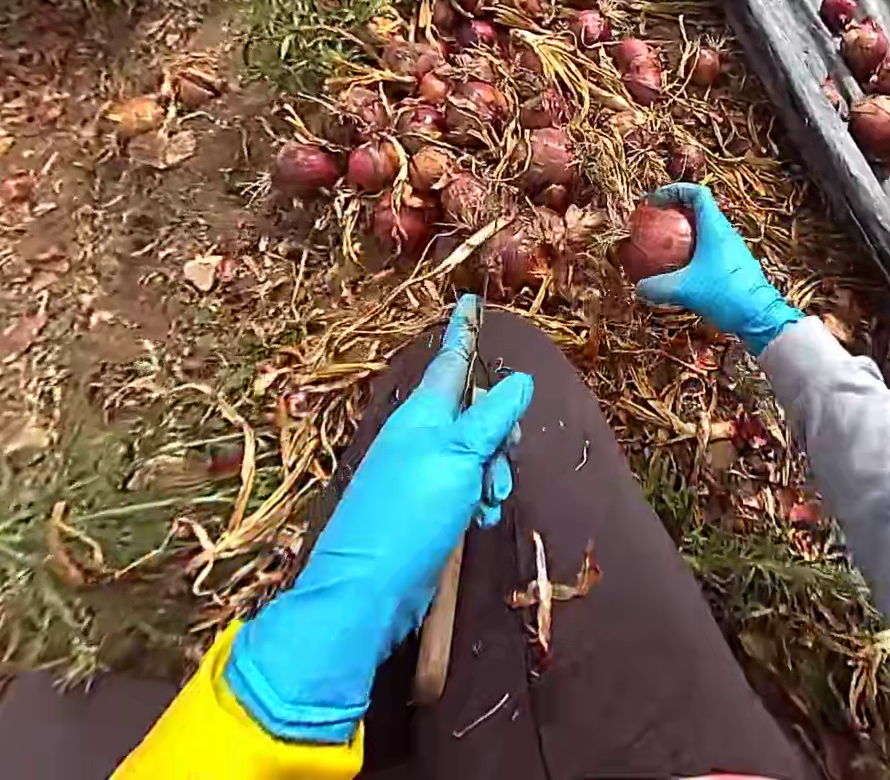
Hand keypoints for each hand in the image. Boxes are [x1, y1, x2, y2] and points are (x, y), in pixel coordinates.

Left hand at [226, 295, 533, 742]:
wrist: (368, 587)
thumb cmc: (412, 510)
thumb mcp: (459, 456)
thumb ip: (490, 417)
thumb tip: (520, 380)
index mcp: (425, 411)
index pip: (452, 359)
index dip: (464, 330)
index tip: (469, 301)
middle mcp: (423, 432)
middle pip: (475, 407)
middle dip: (500, 429)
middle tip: (507, 454)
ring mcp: (424, 466)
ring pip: (477, 448)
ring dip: (494, 471)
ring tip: (489, 499)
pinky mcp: (428, 499)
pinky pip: (468, 482)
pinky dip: (481, 495)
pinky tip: (482, 517)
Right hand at [635, 183, 802, 353]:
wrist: (761, 318)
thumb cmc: (725, 294)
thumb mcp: (685, 290)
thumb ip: (657, 287)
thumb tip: (639, 287)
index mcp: (715, 228)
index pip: (697, 194)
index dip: (674, 191)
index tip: (654, 201)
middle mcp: (725, 234)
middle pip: (698, 210)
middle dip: (674, 211)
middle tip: (653, 221)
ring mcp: (730, 250)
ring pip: (703, 230)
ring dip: (682, 232)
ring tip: (662, 245)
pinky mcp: (731, 266)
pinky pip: (707, 249)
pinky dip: (690, 251)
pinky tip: (678, 270)